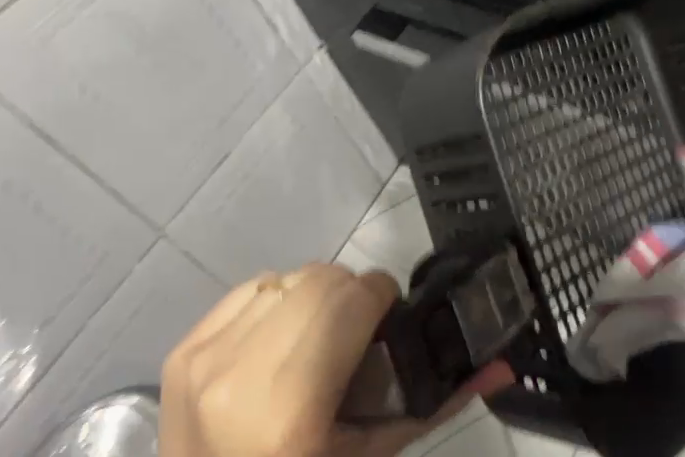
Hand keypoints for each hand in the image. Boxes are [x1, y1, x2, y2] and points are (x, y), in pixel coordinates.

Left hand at [161, 263, 513, 456]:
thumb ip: (437, 405)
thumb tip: (502, 367)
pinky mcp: (182, 350)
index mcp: (288, 408)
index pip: (355, 297)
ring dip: (315, 298)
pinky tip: (281, 345)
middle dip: (352, 298)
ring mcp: (203, 358)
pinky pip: (252, 289)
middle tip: (359, 339)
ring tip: (318, 345)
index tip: (389, 325)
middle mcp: (237, 373)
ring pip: (289, 277)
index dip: (383, 301)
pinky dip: (278, 304)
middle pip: (323, 278)